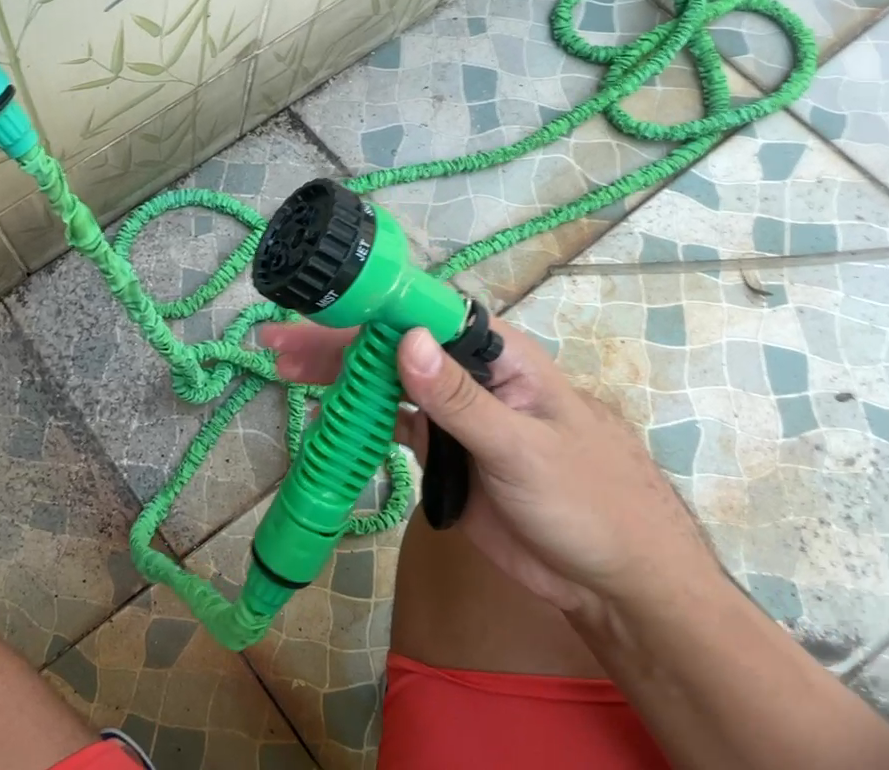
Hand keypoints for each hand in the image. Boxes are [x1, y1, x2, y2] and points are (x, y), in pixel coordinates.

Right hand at [261, 320, 717, 618]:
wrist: (611, 582)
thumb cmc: (589, 502)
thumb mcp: (523, 448)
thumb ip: (460, 399)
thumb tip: (405, 341)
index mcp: (500, 357)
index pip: (426, 316)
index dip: (369, 308)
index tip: (318, 307)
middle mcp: (470, 375)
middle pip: (392, 348)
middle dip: (335, 343)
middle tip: (277, 346)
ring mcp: (453, 413)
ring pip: (385, 383)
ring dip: (336, 377)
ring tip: (283, 370)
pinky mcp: (441, 451)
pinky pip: (390, 423)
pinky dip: (355, 419)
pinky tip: (322, 413)